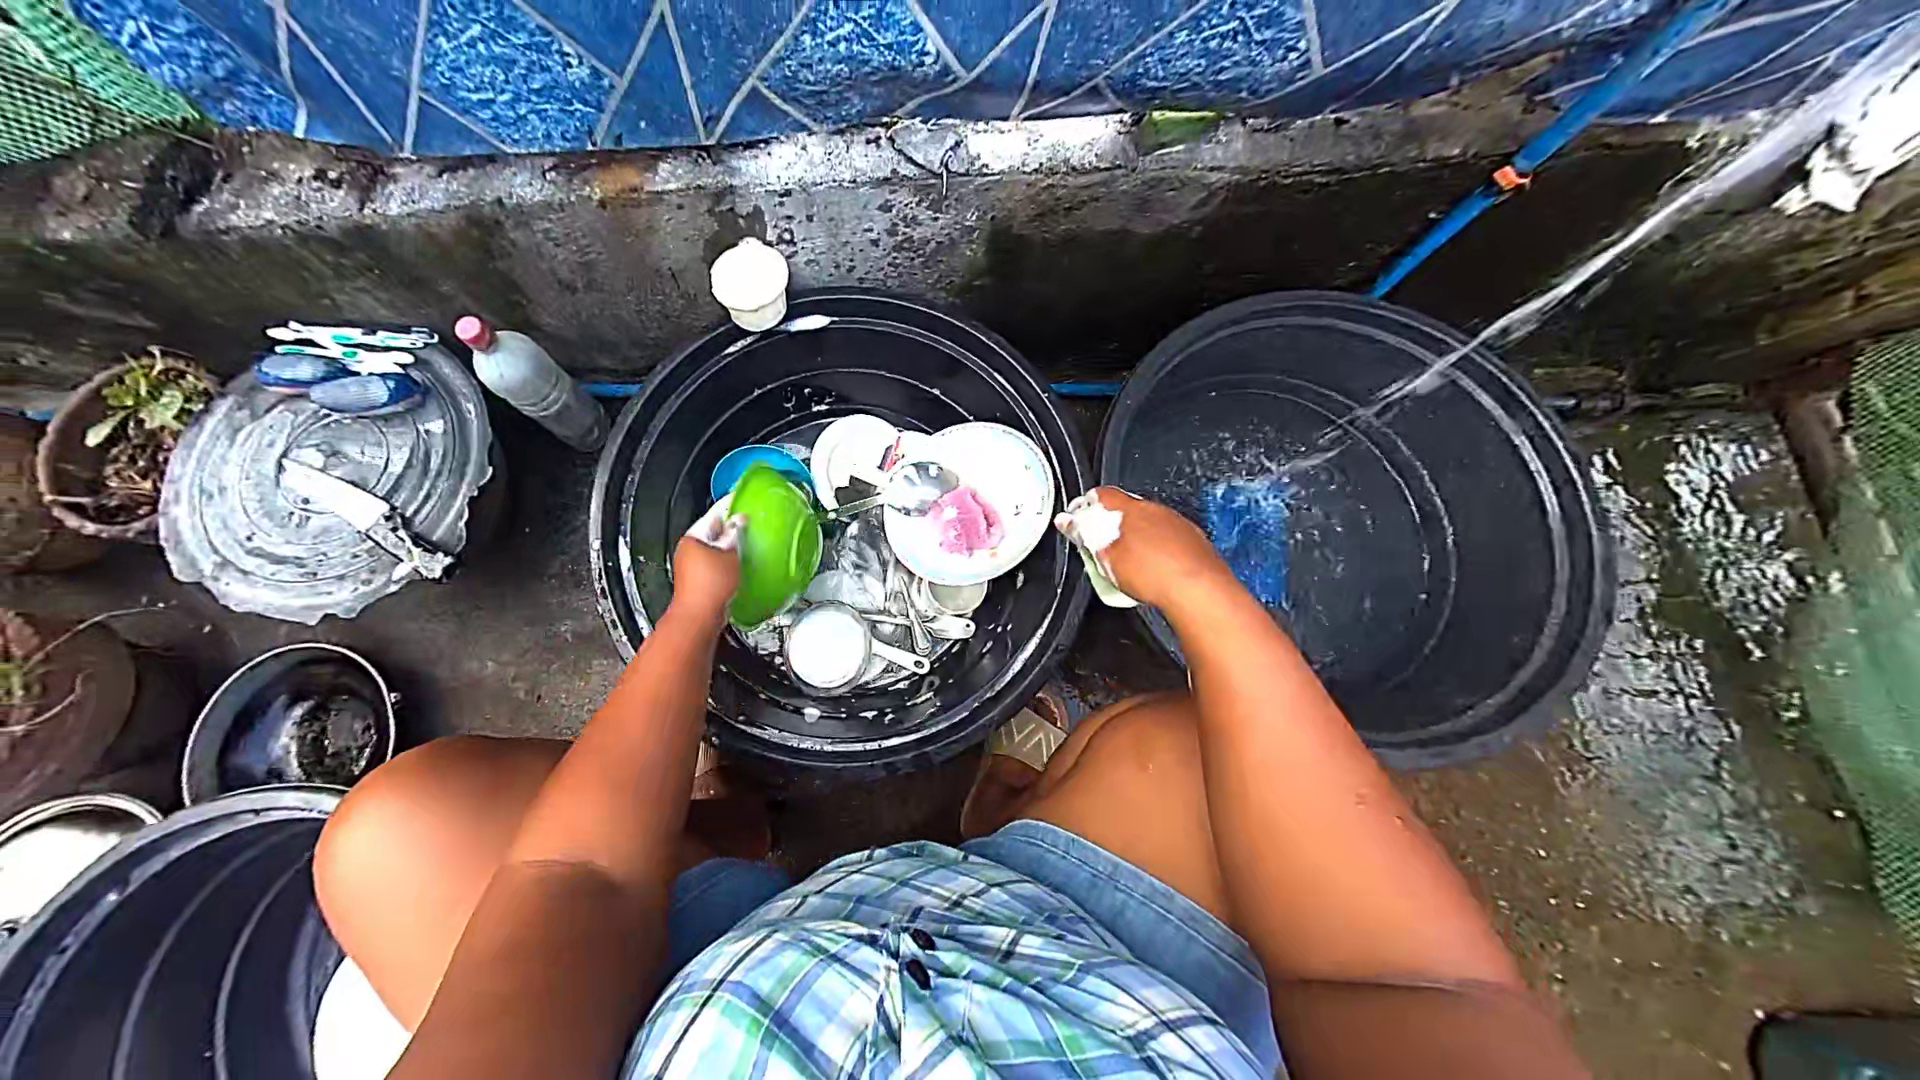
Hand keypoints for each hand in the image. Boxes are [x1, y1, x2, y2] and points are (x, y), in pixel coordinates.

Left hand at [671, 496, 743, 624]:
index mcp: (693, 538)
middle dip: (732, 527)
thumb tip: (740, 522)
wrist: (700, 617)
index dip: (729, 504)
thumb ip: (736, 536)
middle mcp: (690, 549)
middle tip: (750, 521)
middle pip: (714, 531)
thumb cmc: (710, 586)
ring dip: (732, 545)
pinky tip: (742, 563)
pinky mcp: (701, 580)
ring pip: (716, 548)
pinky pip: (717, 563)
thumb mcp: (730, 555)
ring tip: (750, 542)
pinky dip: (729, 560)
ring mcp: (693, 565)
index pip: (714, 514)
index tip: (740, 496)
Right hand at [1055, 487, 1232, 610]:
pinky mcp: (1195, 543)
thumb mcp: (1106, 558)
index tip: (1078, 516)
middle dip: (1113, 524)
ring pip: (1151, 525)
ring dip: (1138, 537)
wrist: (1198, 591)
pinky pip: (1170, 540)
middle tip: (1101, 546)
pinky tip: (1154, 570)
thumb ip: (1085, 537)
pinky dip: (1159, 550)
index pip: (1103, 494)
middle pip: (1128, 509)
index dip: (1087, 504)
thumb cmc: (1154, 573)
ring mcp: (1179, 525)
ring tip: (1128, 564)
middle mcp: (1157, 511)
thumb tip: (1070, 524)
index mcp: (1131, 509)